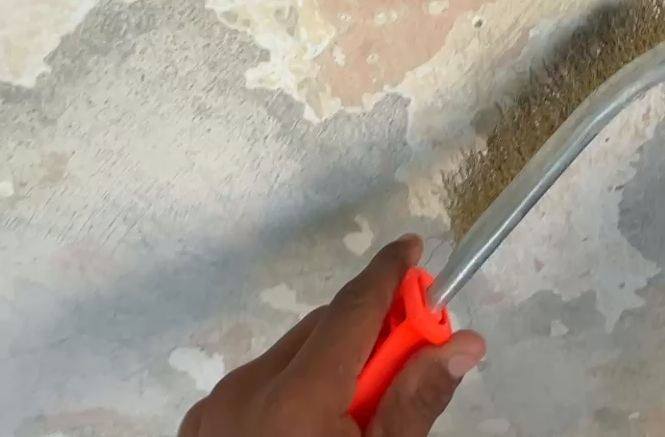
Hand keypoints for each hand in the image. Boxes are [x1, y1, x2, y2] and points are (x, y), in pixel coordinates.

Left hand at [179, 235, 486, 436]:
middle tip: (410, 351)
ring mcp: (214, 411)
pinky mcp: (198, 429)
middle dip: (371, 328)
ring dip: (332, 358)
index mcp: (295, 398)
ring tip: (356, 411)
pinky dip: (295, 384)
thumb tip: (466, 341)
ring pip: (292, 353)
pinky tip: (310, 429)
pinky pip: (261, 381)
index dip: (388, 271)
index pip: (354, 308)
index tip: (414, 246)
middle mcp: (247, 389)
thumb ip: (417, 400)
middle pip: (325, 328)